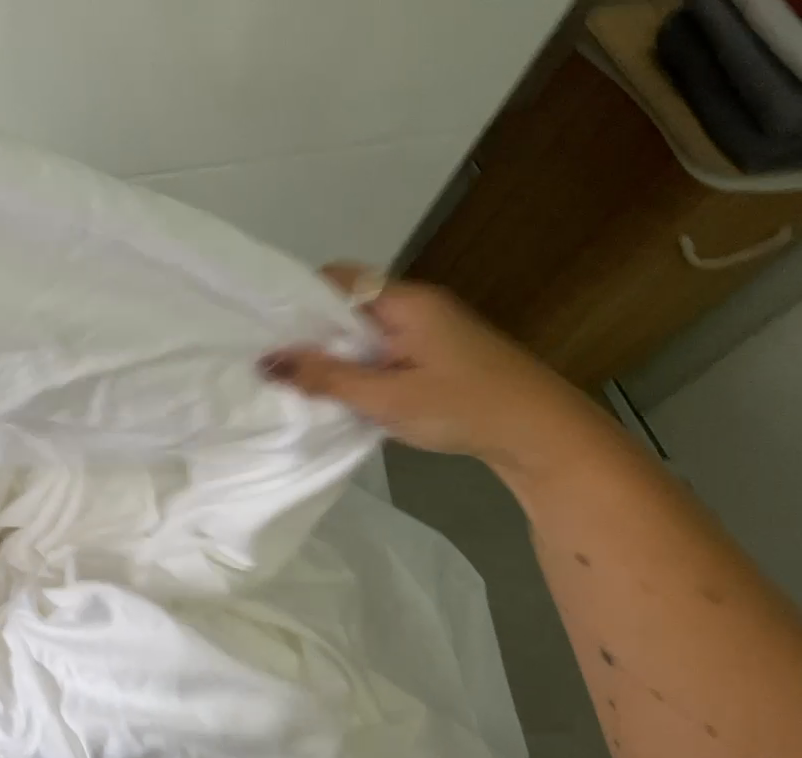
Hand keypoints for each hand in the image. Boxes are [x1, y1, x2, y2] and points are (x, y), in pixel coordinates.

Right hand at [259, 263, 604, 475]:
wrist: (539, 434)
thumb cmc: (462, 408)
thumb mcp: (384, 397)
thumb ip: (324, 377)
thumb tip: (266, 361)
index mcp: (405, 302)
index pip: (337, 279)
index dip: (296, 298)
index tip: (262, 328)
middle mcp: (414, 306)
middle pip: (344, 304)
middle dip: (306, 330)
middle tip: (268, 360)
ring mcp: (425, 329)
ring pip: (358, 330)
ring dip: (328, 352)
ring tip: (291, 378)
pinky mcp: (430, 353)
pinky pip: (376, 348)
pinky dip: (351, 364)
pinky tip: (333, 390)